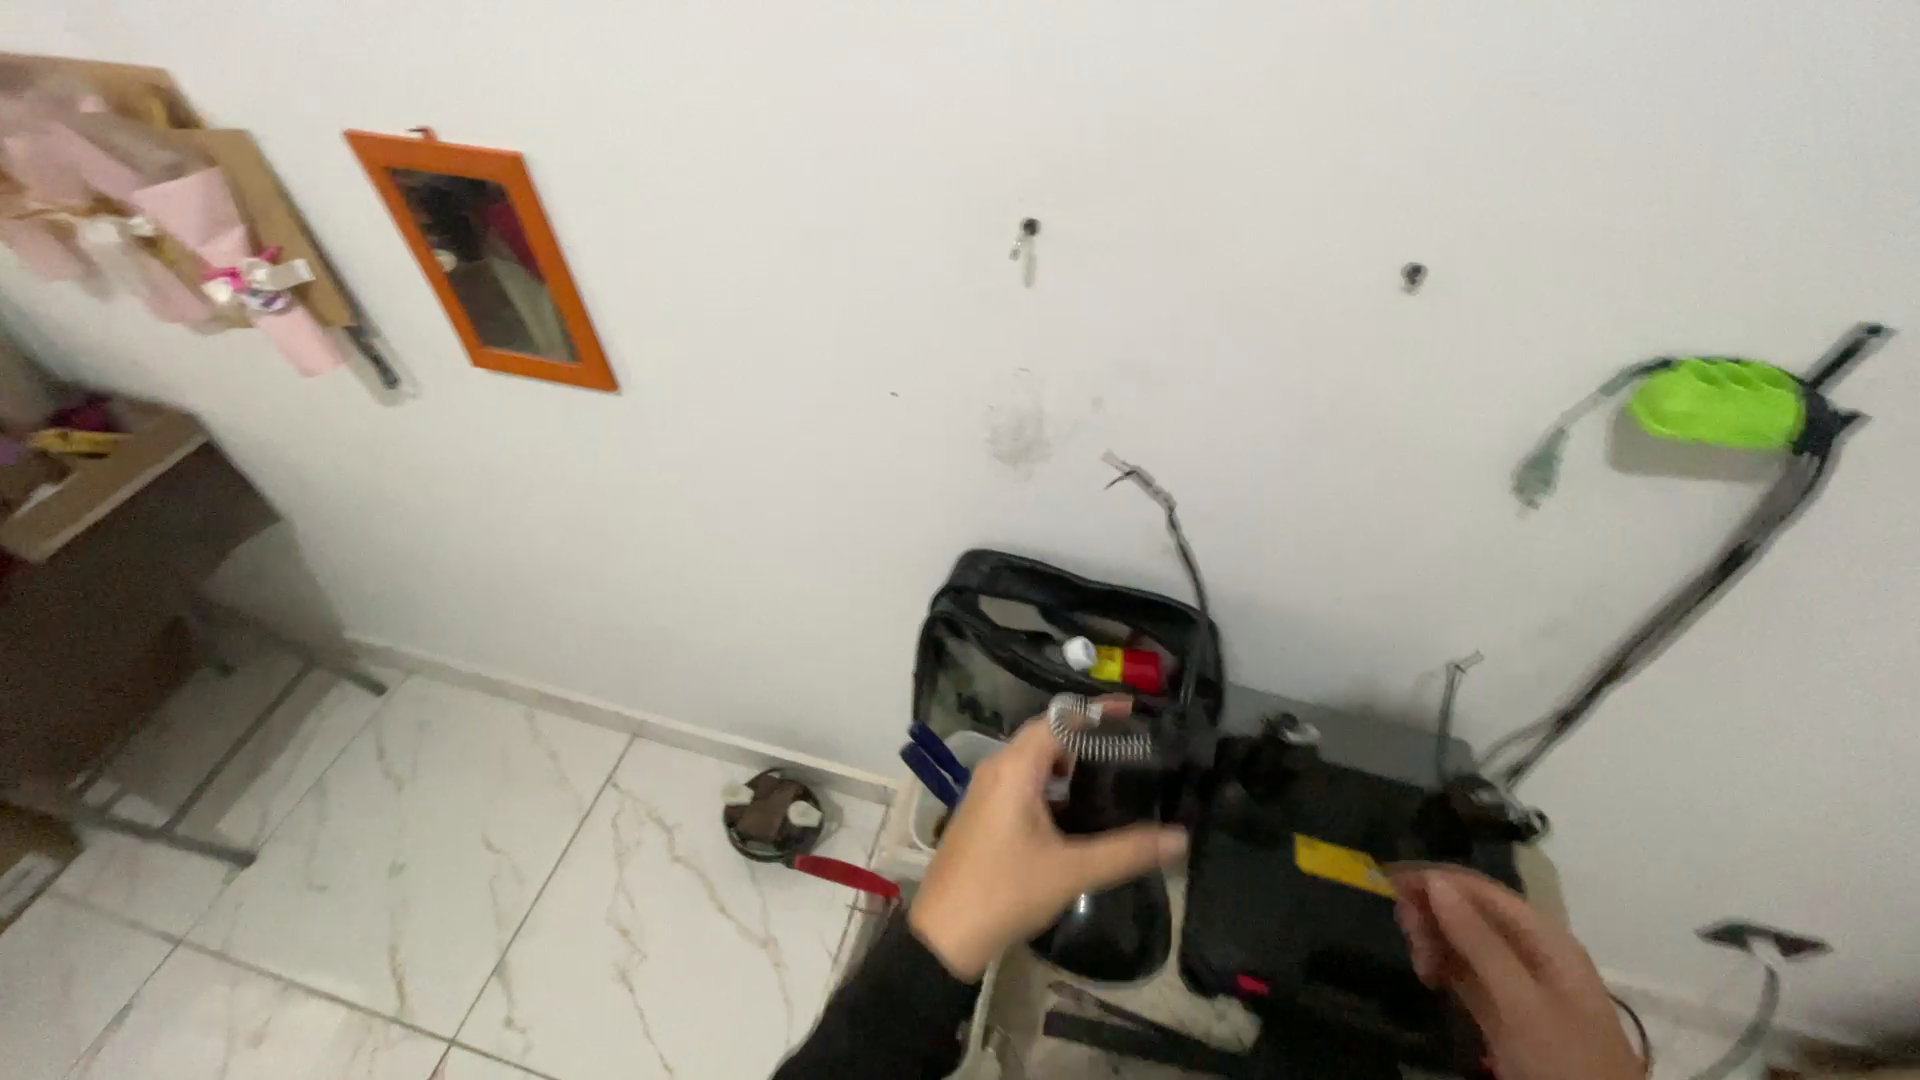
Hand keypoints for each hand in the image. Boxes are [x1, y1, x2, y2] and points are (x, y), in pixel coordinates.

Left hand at [907, 707, 1187, 980]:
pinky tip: (1075, 808)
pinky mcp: (983, 811)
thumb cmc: (1005, 892)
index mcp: (1014, 768)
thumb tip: (1179, 837)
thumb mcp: (1071, 871)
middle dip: (1084, 735)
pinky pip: (1021, 780)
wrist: (944, 934)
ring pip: (1032, 760)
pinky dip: (1050, 782)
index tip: (1130, 709)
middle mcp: (996, 768)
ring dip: (1066, 761)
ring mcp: (985, 790)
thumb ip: (1126, 851)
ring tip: (1108, 774)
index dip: (1094, 711)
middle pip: (1044, 735)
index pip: (1057, 720)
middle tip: (1127, 744)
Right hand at [1390, 866, 1642, 1079]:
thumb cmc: (1564, 1059)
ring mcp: (1514, 979)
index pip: (1479, 889)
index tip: (1388, 883)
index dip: (1434, 879)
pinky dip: (1440, 965)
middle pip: (1467, 910)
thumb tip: (1434, 882)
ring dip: (1432, 940)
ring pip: (1459, 938)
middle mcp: (1528, 949)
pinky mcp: (1501, 1006)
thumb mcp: (1520, 1001)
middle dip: (1431, 914)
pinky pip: (1461, 968)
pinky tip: (1428, 979)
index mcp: (1543, 938)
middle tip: (1407, 936)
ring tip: (1421, 968)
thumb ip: (1478, 940)